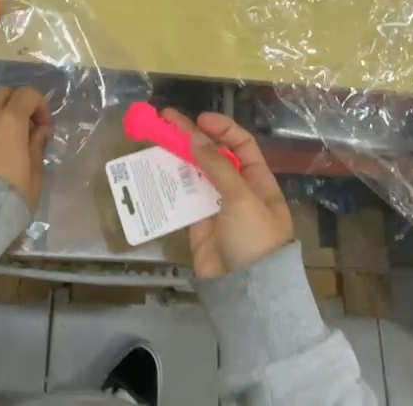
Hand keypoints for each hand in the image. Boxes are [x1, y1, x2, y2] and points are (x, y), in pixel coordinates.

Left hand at [0, 87, 52, 210]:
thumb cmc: (4, 203)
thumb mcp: (32, 179)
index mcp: (9, 121)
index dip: (40, 106)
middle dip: (16, 106)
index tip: (44, 127)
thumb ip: (37, 148)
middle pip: (2, 94)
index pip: (28, 95)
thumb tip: (40, 130)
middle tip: (22, 130)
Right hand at [162, 109, 292, 278]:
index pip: (240, 144)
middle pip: (213, 155)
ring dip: (176, 157)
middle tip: (166, 120)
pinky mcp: (198, 224)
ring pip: (194, 174)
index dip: (222, 128)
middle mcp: (237, 190)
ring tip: (155, 140)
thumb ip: (217, 166)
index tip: (199, 119)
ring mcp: (216, 207)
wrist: (246, 293)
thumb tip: (196, 137)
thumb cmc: (254, 239)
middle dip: (191, 137)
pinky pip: (182, 198)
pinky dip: (169, 184)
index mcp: (258, 181)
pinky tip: (154, 171)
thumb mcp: (242, 198)